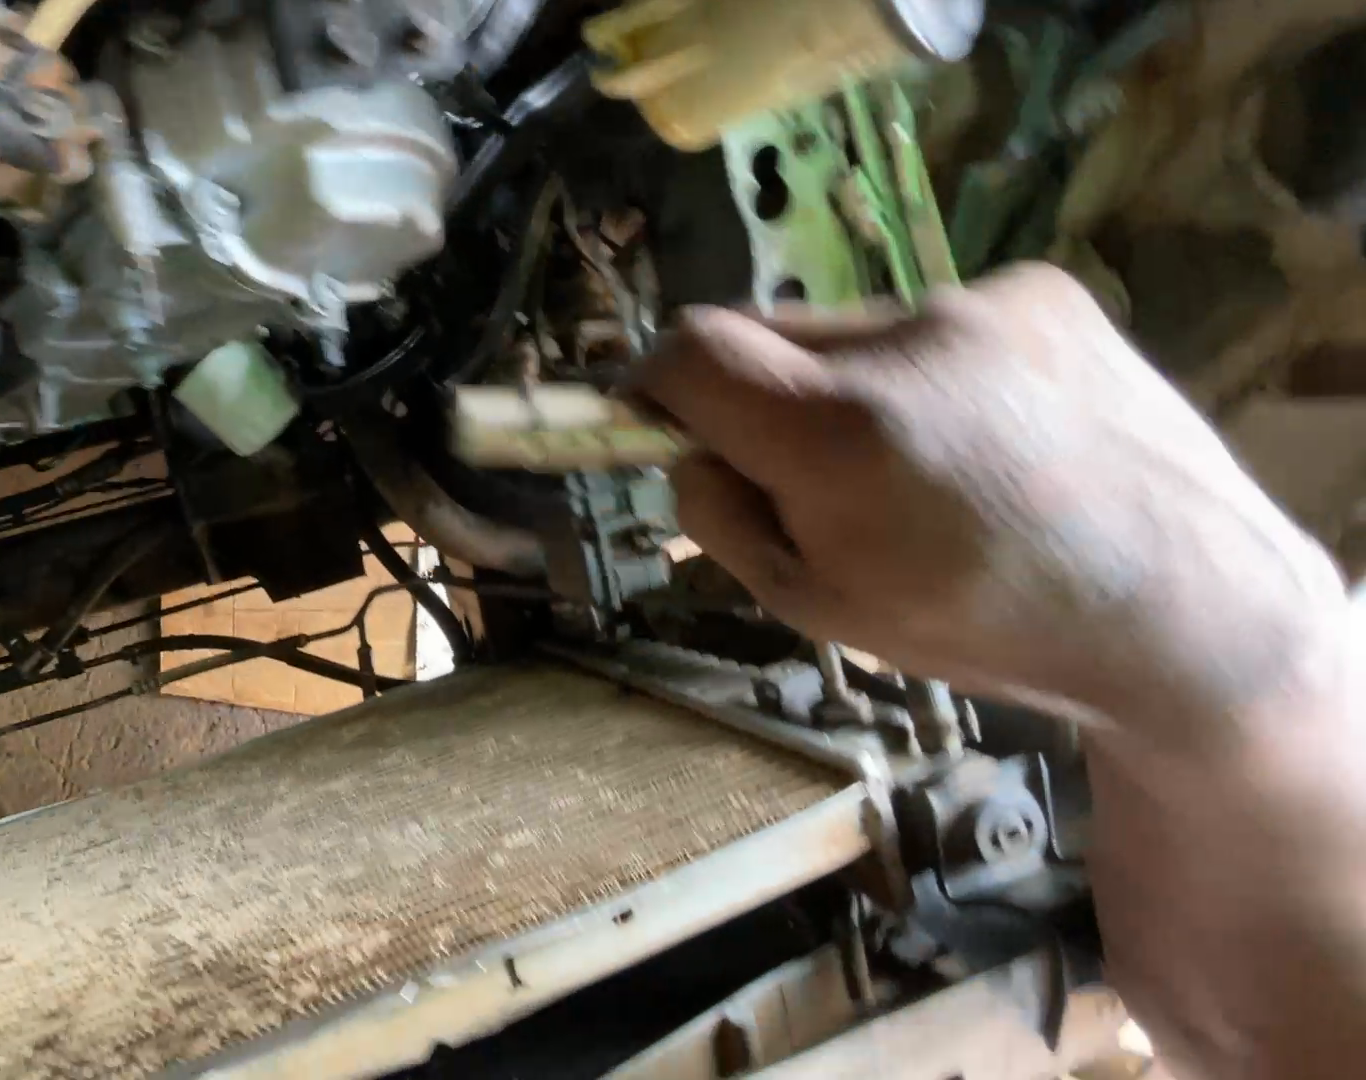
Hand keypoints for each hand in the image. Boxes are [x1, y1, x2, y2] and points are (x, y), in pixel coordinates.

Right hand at [636, 264, 1347, 740]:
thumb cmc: (972, 625)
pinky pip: (910, 322)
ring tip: (893, 455)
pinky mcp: (1041, 289)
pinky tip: (960, 429)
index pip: (692, 351)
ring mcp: (981, 303)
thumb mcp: (809, 601)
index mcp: (839, 436)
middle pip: (756, 331)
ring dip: (822, 383)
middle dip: (739, 391)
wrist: (1186, 611)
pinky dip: (898, 370)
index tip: (646, 414)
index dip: (649, 379)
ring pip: (832, 329)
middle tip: (779, 461)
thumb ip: (718, 515)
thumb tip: (686, 451)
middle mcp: (906, 342)